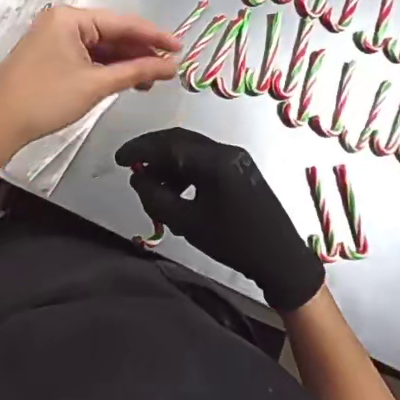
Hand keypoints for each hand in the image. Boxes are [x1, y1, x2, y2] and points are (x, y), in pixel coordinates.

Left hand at [0, 6, 179, 166]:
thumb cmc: (45, 101)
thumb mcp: (95, 85)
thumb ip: (135, 71)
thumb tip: (169, 66)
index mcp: (69, 18)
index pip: (122, 22)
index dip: (154, 36)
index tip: (179, 48)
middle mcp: (60, 21)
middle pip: (111, 33)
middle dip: (140, 52)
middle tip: (167, 70)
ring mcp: (52, 39)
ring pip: (99, 47)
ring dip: (124, 63)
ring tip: (150, 81)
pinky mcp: (48, 57)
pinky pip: (85, 57)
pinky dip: (105, 69)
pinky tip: (124, 81)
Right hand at [115, 128, 323, 312]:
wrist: (280, 258)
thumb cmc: (233, 242)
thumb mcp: (187, 222)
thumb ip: (156, 197)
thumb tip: (138, 178)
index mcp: (215, 161)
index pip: (168, 145)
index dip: (140, 149)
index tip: (119, 159)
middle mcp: (226, 151)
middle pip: (180, 141)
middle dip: (152, 151)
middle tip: (131, 166)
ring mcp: (236, 158)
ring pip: (192, 151)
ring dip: (168, 163)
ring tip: (152, 185)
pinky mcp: (241, 169)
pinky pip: (205, 161)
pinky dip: (185, 170)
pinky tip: (176, 189)